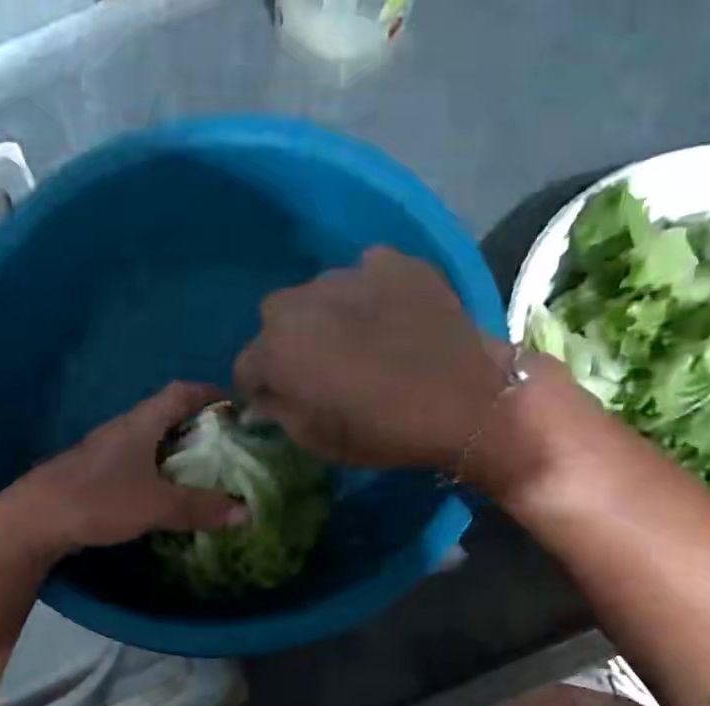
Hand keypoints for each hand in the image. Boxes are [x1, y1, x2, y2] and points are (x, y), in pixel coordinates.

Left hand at [0, 381, 249, 559]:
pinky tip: (162, 492)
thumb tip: (246, 512)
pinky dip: (156, 468)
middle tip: (225, 444)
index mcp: (140, 424)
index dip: (210, 393)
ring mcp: (103, 450)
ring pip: (148, 439)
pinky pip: (134, 461)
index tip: (235, 406)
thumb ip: (201, 508)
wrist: (33, 519)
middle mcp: (122, 429)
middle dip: (197, 424)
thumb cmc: (98, 500)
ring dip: (175, 448)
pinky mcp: (92, 473)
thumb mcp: (157, 506)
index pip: (181, 392)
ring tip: (200, 470)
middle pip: (165, 413)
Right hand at [234, 247, 514, 470]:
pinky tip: (392, 317)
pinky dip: (369, 294)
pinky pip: (365, 274)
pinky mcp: (393, 262)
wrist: (465, 399)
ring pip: (319, 295)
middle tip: (321, 368)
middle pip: (276, 320)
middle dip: (288, 343)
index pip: (245, 365)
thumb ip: (279, 410)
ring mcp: (349, 275)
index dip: (258, 387)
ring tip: (362, 341)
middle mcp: (301, 302)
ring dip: (327, 316)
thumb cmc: (382, 430)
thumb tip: (266, 393)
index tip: (278, 400)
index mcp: (277, 349)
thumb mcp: (316, 440)